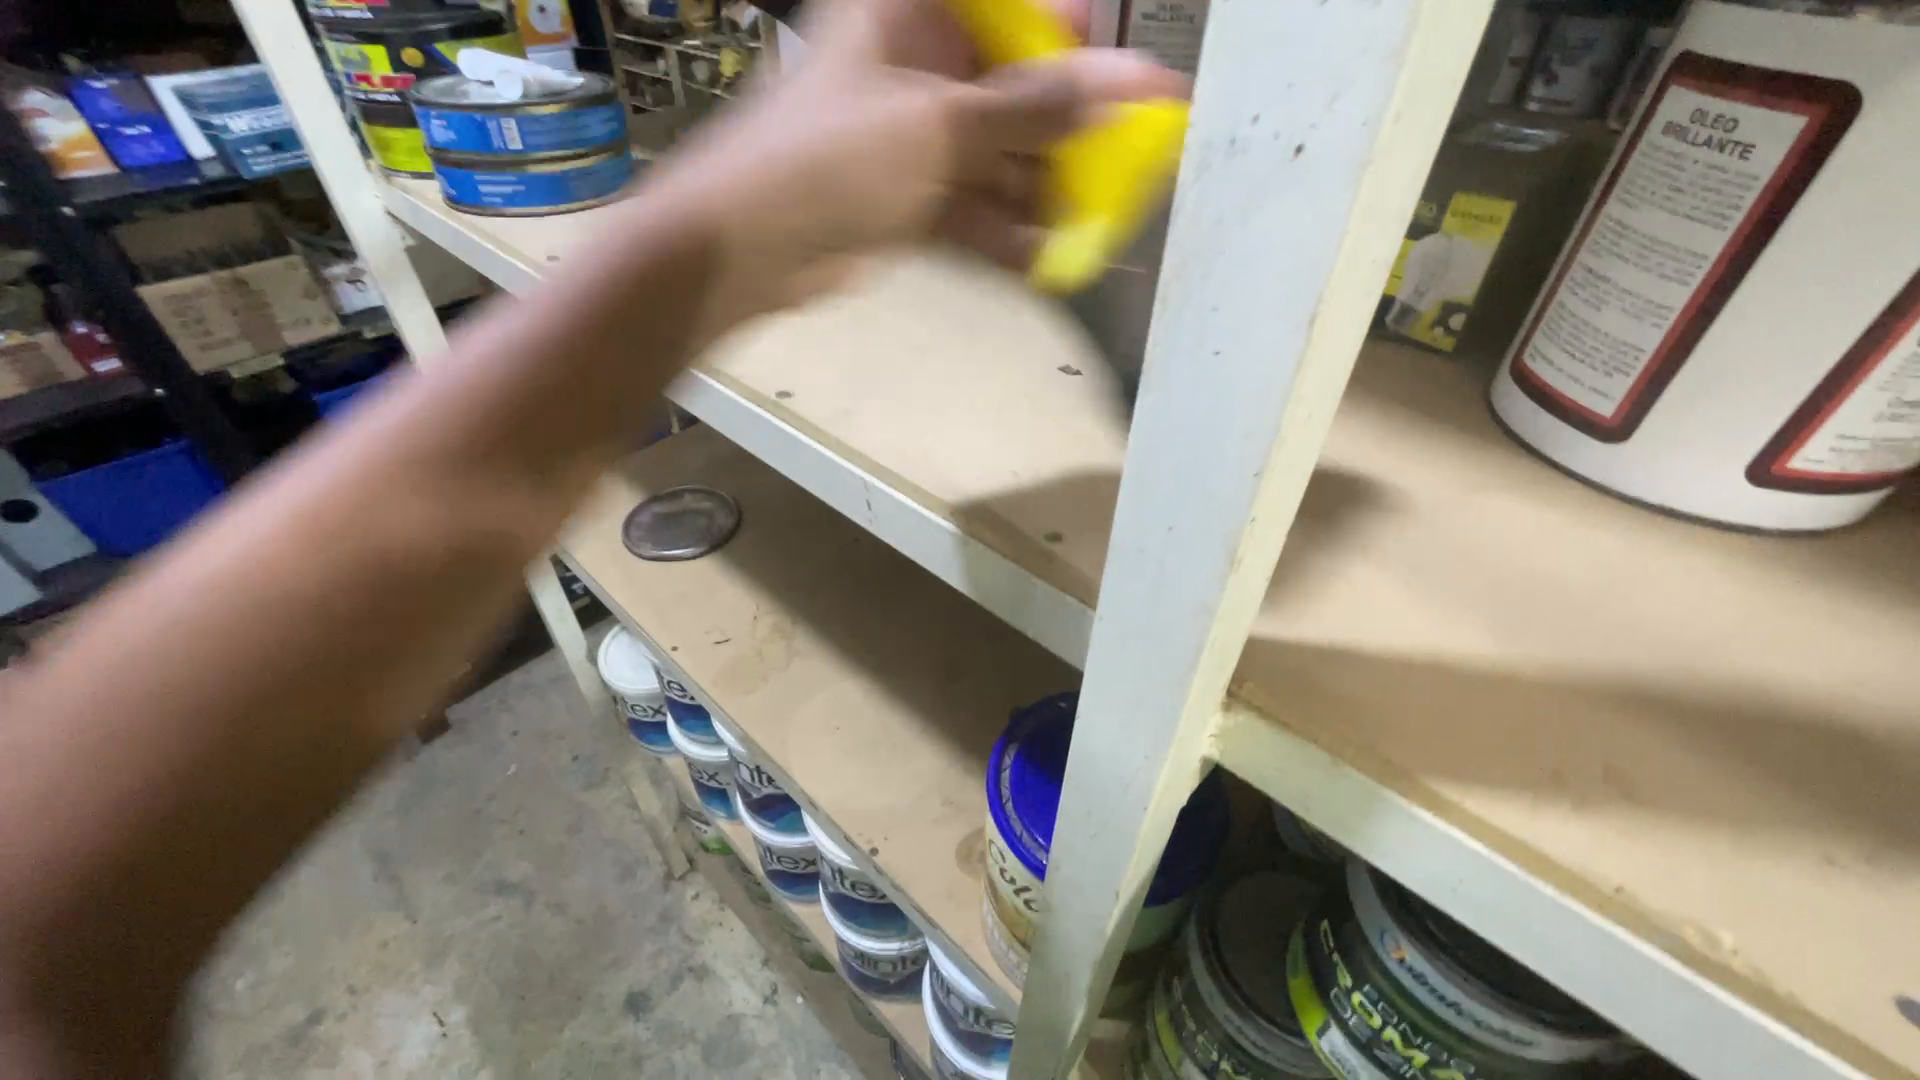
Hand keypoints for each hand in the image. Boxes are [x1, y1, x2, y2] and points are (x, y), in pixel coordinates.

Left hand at [645, 0, 1186, 314]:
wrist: (740, 251)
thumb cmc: (828, 160)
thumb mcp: (941, 125)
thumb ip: (1037, 108)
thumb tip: (1135, 81)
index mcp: (910, 9)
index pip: (1008, 4)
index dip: (1068, 33)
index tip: (1124, 72)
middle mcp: (914, 62)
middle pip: (1012, 82)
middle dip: (1066, 126)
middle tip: (1126, 160)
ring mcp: (911, 134)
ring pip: (997, 152)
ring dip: (1043, 189)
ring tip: (1095, 221)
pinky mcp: (907, 196)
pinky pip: (973, 205)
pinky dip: (1007, 233)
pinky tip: (1048, 258)